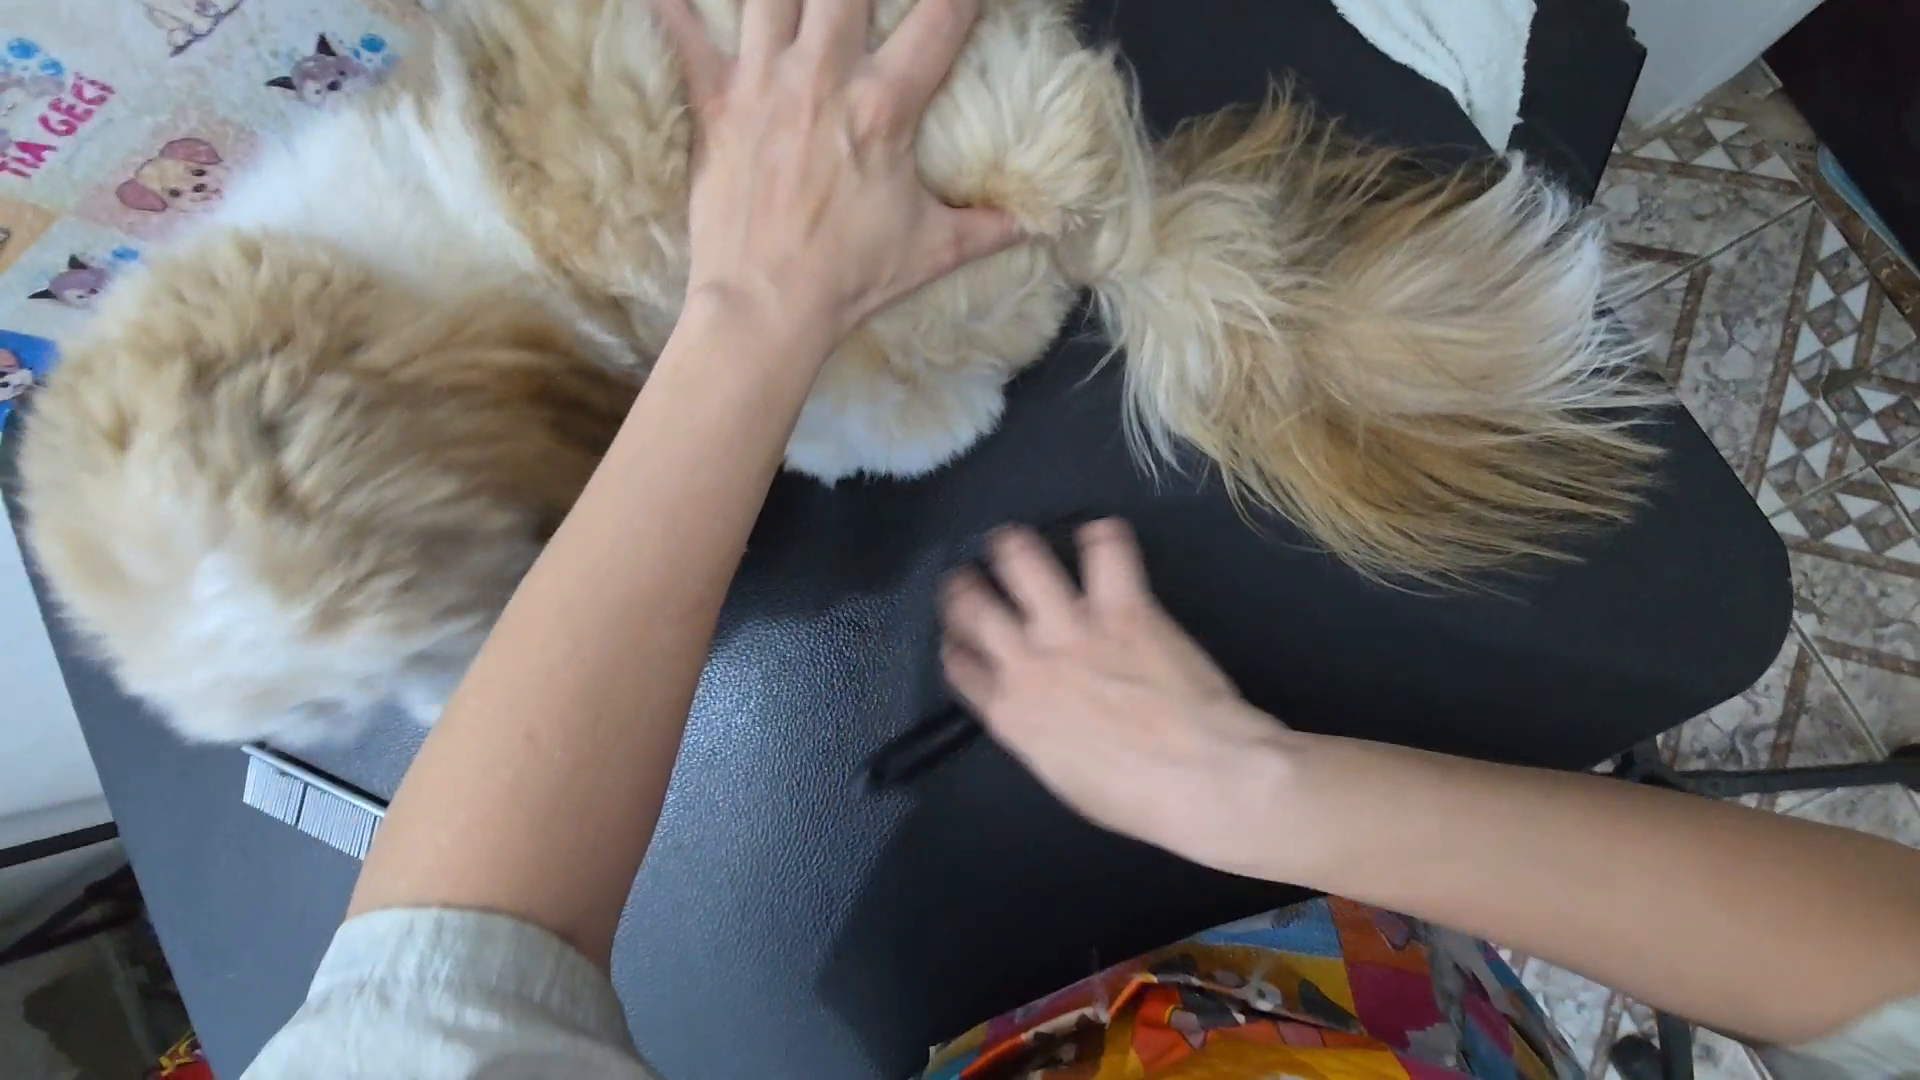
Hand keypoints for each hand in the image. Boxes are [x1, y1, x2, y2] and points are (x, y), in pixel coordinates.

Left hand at [651, 0, 1023, 342]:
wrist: (766, 309)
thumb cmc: (851, 281)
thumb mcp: (933, 253)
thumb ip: (990, 229)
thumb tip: (1039, 219)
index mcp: (884, 108)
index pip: (941, 17)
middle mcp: (823, 74)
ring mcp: (762, 81)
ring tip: (808, 2)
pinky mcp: (714, 102)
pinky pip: (684, 30)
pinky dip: (676, 6)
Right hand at [939, 520, 1297, 875]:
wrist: (1202, 776)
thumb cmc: (1133, 795)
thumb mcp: (1060, 775)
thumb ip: (1032, 730)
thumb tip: (1030, 709)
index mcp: (1011, 713)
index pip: (960, 666)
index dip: (955, 646)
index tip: (957, 638)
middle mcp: (1029, 662)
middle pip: (974, 609)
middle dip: (962, 589)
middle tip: (966, 578)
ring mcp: (1074, 629)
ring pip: (1024, 564)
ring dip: (1012, 547)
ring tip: (1012, 540)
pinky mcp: (1123, 608)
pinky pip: (1106, 554)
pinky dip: (1103, 538)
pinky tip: (1100, 532)